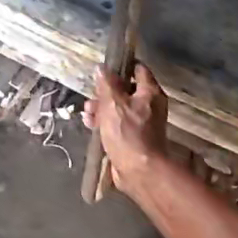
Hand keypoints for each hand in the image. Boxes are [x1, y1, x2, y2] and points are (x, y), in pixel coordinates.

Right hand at [85, 64, 170, 191]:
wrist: (139, 171)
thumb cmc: (128, 133)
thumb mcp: (113, 104)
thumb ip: (106, 84)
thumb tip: (101, 68)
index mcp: (150, 92)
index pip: (138, 69)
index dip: (121, 66)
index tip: (104, 68)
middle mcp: (148, 104)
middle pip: (125, 89)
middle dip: (105, 92)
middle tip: (92, 96)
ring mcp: (141, 122)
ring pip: (118, 107)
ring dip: (101, 107)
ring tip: (87, 112)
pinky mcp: (132, 137)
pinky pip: (116, 123)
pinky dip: (104, 122)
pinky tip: (90, 124)